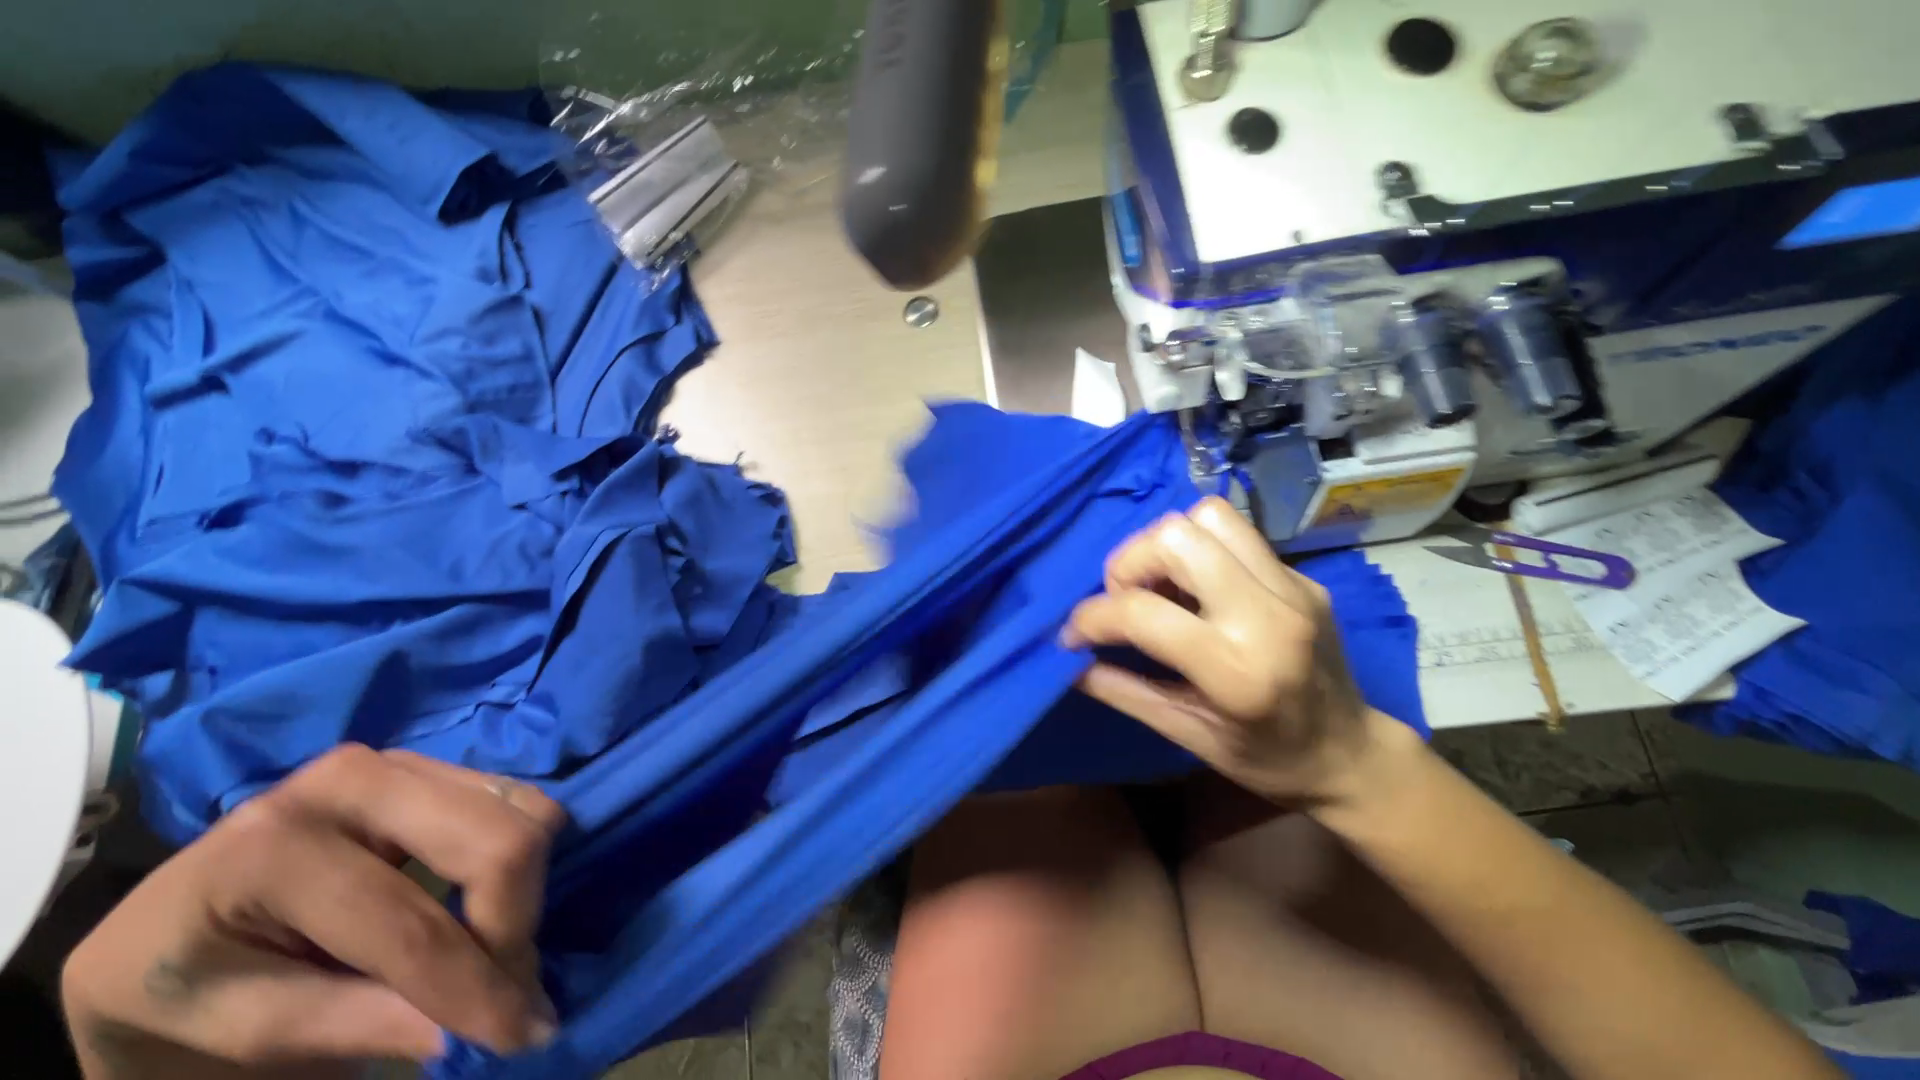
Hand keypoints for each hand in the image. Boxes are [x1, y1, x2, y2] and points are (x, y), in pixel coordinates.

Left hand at [62, 746, 565, 1078]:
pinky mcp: (433, 767)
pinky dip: (521, 863)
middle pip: (495, 842)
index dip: (472, 989)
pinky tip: (480, 908)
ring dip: (523, 896)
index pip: (409, 925)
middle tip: (507, 991)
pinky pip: (522, 803)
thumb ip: (356, 1024)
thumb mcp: (248, 1027)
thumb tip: (468, 1036)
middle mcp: (350, 779)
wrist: (172, 928)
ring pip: (526, 813)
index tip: (520, 1038)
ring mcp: (399, 763)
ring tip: (489, 953)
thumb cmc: (191, 988)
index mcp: (275, 848)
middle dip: (513, 927)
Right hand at [1063, 496, 1410, 803]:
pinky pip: (1237, 536)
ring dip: (1169, 545)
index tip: (1075, 635)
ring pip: (1209, 516)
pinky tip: (1202, 592)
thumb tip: (1069, 662)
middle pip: (1176, 537)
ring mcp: (1291, 586)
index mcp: (1237, 669)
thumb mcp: (1188, 737)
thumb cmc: (1267, 760)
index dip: (1092, 618)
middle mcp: (1267, 613)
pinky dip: (1203, 553)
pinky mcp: (1303, 575)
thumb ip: (1125, 693)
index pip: (1143, 612)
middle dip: (1129, 563)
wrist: (1353, 755)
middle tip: (1126, 601)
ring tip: (1163, 586)